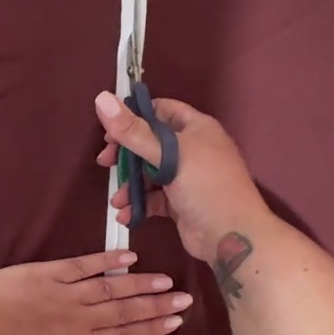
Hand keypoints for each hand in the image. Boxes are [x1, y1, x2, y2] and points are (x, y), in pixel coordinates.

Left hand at [0, 251, 191, 334]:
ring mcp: (64, 292)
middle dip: (156, 306)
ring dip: (139, 284)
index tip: (175, 322)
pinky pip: (83, 265)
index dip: (150, 329)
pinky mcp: (49, 273)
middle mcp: (78, 317)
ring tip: (165, 280)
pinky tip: (128, 256)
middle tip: (185, 299)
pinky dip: (106, 260)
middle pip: (123, 311)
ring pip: (110, 287)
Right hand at [94, 91, 273, 261]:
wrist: (232, 236)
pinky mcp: (182, 202)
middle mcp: (192, 149)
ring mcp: (187, 177)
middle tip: (105, 163)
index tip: (109, 130)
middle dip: (126, 155)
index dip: (134, 116)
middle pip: (150, 143)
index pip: (161, 110)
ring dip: (130, 185)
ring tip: (117, 200)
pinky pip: (155, 197)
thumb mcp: (168, 155)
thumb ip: (133, 130)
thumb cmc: (205, 186)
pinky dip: (140, 204)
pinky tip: (126, 214)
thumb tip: (101, 98)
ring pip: (150, 173)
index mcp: (196, 128)